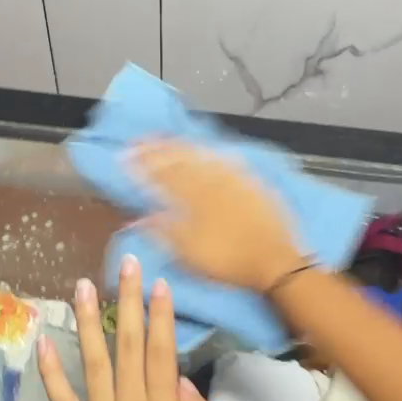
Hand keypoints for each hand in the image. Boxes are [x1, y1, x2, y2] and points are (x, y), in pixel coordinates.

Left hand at [37, 254, 215, 400]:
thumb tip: (186, 382)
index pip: (161, 354)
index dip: (161, 316)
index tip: (159, 283)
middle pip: (127, 345)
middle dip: (128, 302)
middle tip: (127, 264)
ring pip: (93, 361)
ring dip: (87, 321)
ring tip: (83, 286)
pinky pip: (61, 400)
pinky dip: (50, 371)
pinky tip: (41, 343)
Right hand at [132, 140, 303, 291]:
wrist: (275, 261)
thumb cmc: (228, 262)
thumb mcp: (187, 253)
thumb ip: (161, 232)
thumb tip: (136, 218)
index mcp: (191, 198)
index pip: (161, 175)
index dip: (142, 164)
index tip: (126, 154)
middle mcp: (210, 182)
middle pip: (180, 160)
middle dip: (157, 150)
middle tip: (141, 140)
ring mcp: (233, 179)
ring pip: (203, 156)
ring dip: (183, 147)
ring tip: (168, 139)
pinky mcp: (252, 182)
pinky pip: (229, 161)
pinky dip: (214, 154)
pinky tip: (210, 150)